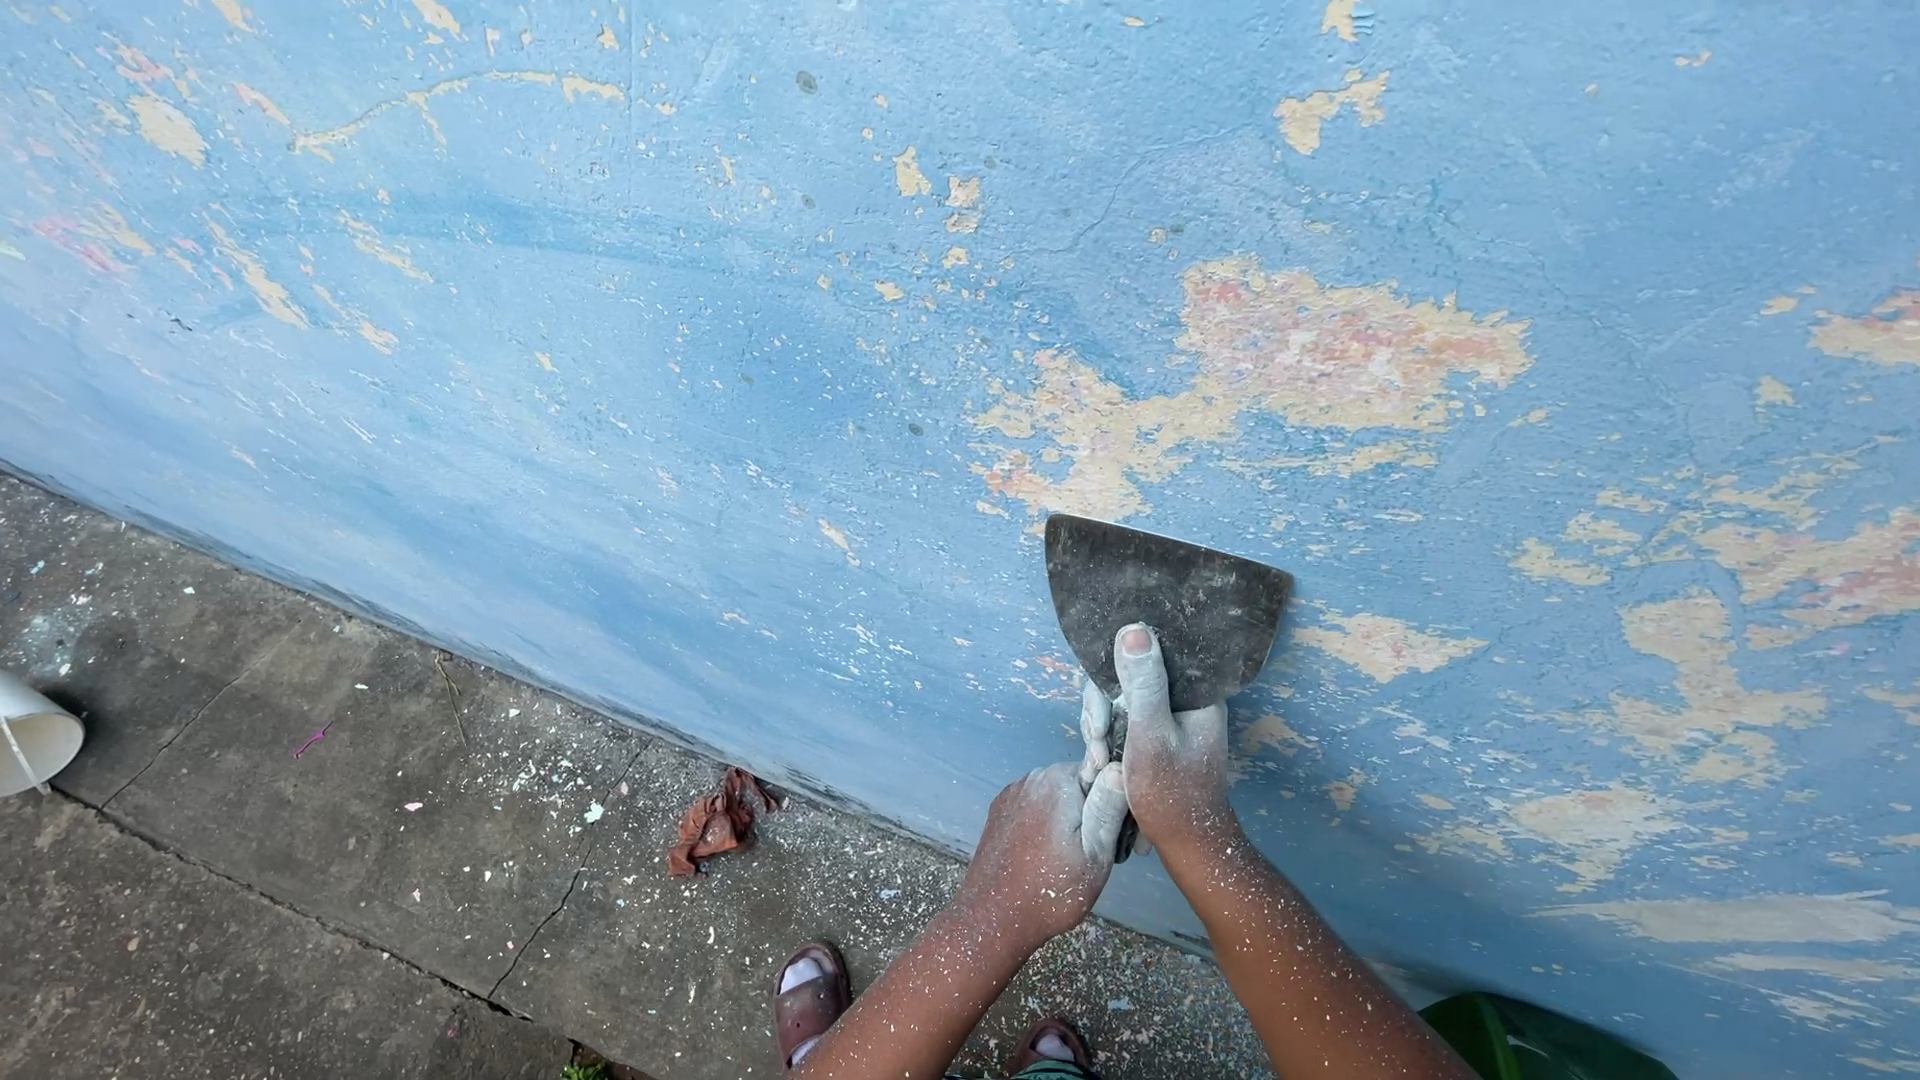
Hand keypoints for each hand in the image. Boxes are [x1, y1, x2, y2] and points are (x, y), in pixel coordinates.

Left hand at [952, 761, 1128, 953]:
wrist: (992, 918)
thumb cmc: (1051, 891)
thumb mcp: (1095, 853)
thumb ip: (1108, 806)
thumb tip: (1120, 766)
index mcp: (1058, 780)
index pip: (1103, 773)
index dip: (1117, 804)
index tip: (1120, 840)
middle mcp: (1033, 777)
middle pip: (1079, 783)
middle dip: (1093, 811)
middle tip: (1097, 855)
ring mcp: (1013, 792)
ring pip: (1057, 795)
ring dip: (1069, 817)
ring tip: (1070, 858)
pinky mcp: (1000, 809)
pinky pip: (1035, 805)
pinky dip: (1045, 822)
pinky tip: (1044, 853)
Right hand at [1110, 623, 1236, 854]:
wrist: (1185, 844)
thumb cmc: (1173, 793)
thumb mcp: (1152, 734)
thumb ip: (1144, 683)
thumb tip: (1133, 629)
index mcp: (1194, 691)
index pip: (1146, 655)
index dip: (1114, 676)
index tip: (1102, 714)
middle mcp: (1182, 697)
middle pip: (1125, 677)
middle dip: (1102, 711)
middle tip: (1098, 745)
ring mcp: (1166, 715)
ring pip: (1116, 699)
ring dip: (1099, 728)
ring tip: (1099, 762)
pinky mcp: (1153, 731)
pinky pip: (1118, 719)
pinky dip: (1104, 737)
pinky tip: (1100, 761)